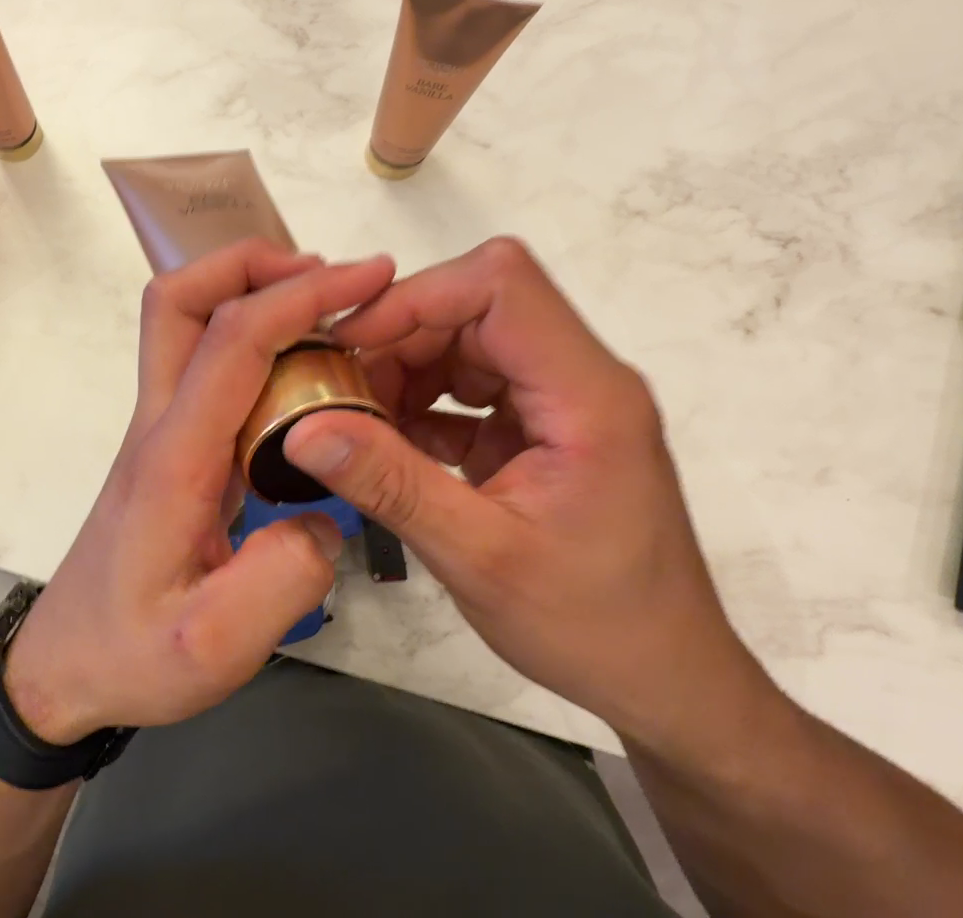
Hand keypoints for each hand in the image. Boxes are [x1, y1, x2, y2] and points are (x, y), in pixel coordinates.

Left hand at [3, 241, 397, 745]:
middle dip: (251, 265)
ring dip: (250, 298)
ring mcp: (159, 437)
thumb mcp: (217, 644)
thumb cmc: (131, 657)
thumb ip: (284, 577)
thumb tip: (324, 514)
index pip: (231, 342)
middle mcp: (159, 428)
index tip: (368, 279)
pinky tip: (305, 380)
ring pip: (185, 328)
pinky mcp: (168, 454)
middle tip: (331, 280)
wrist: (63, 667)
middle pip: (178, 302)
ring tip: (330, 317)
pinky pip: (205, 372)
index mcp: (174, 459)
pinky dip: (253, 347)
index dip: (299, 297)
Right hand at [280, 238, 775, 755]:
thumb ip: (390, 484)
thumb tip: (301, 430)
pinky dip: (419, 407)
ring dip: (403, 372)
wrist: (660, 677)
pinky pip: (468, 391)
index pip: (501, 285)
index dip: (416, 298)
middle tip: (334, 392)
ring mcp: (559, 405)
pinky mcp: (539, 432)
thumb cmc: (589, 623)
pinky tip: (381, 445)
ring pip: (467, 344)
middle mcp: (578, 381)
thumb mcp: (477, 556)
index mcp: (586, 395)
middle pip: (477, 307)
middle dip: (397, 338)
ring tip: (351, 423)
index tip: (347, 345)